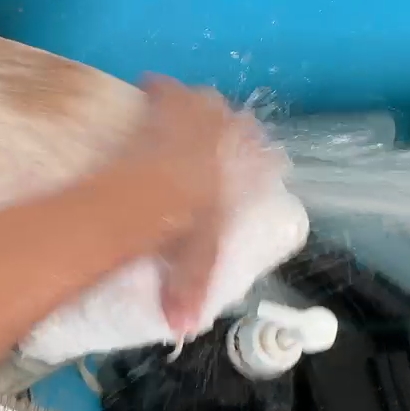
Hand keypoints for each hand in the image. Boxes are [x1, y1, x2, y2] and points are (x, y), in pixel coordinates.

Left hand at [111, 76, 276, 334]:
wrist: (162, 189)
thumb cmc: (184, 224)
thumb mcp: (195, 260)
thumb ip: (189, 290)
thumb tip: (182, 328)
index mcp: (246, 173)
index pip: (262, 164)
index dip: (254, 164)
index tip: (246, 166)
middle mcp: (232, 139)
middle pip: (236, 127)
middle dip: (227, 129)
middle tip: (211, 131)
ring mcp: (202, 116)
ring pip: (205, 103)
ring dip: (195, 105)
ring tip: (179, 104)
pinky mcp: (171, 102)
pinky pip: (165, 90)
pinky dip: (158, 88)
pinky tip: (147, 81)